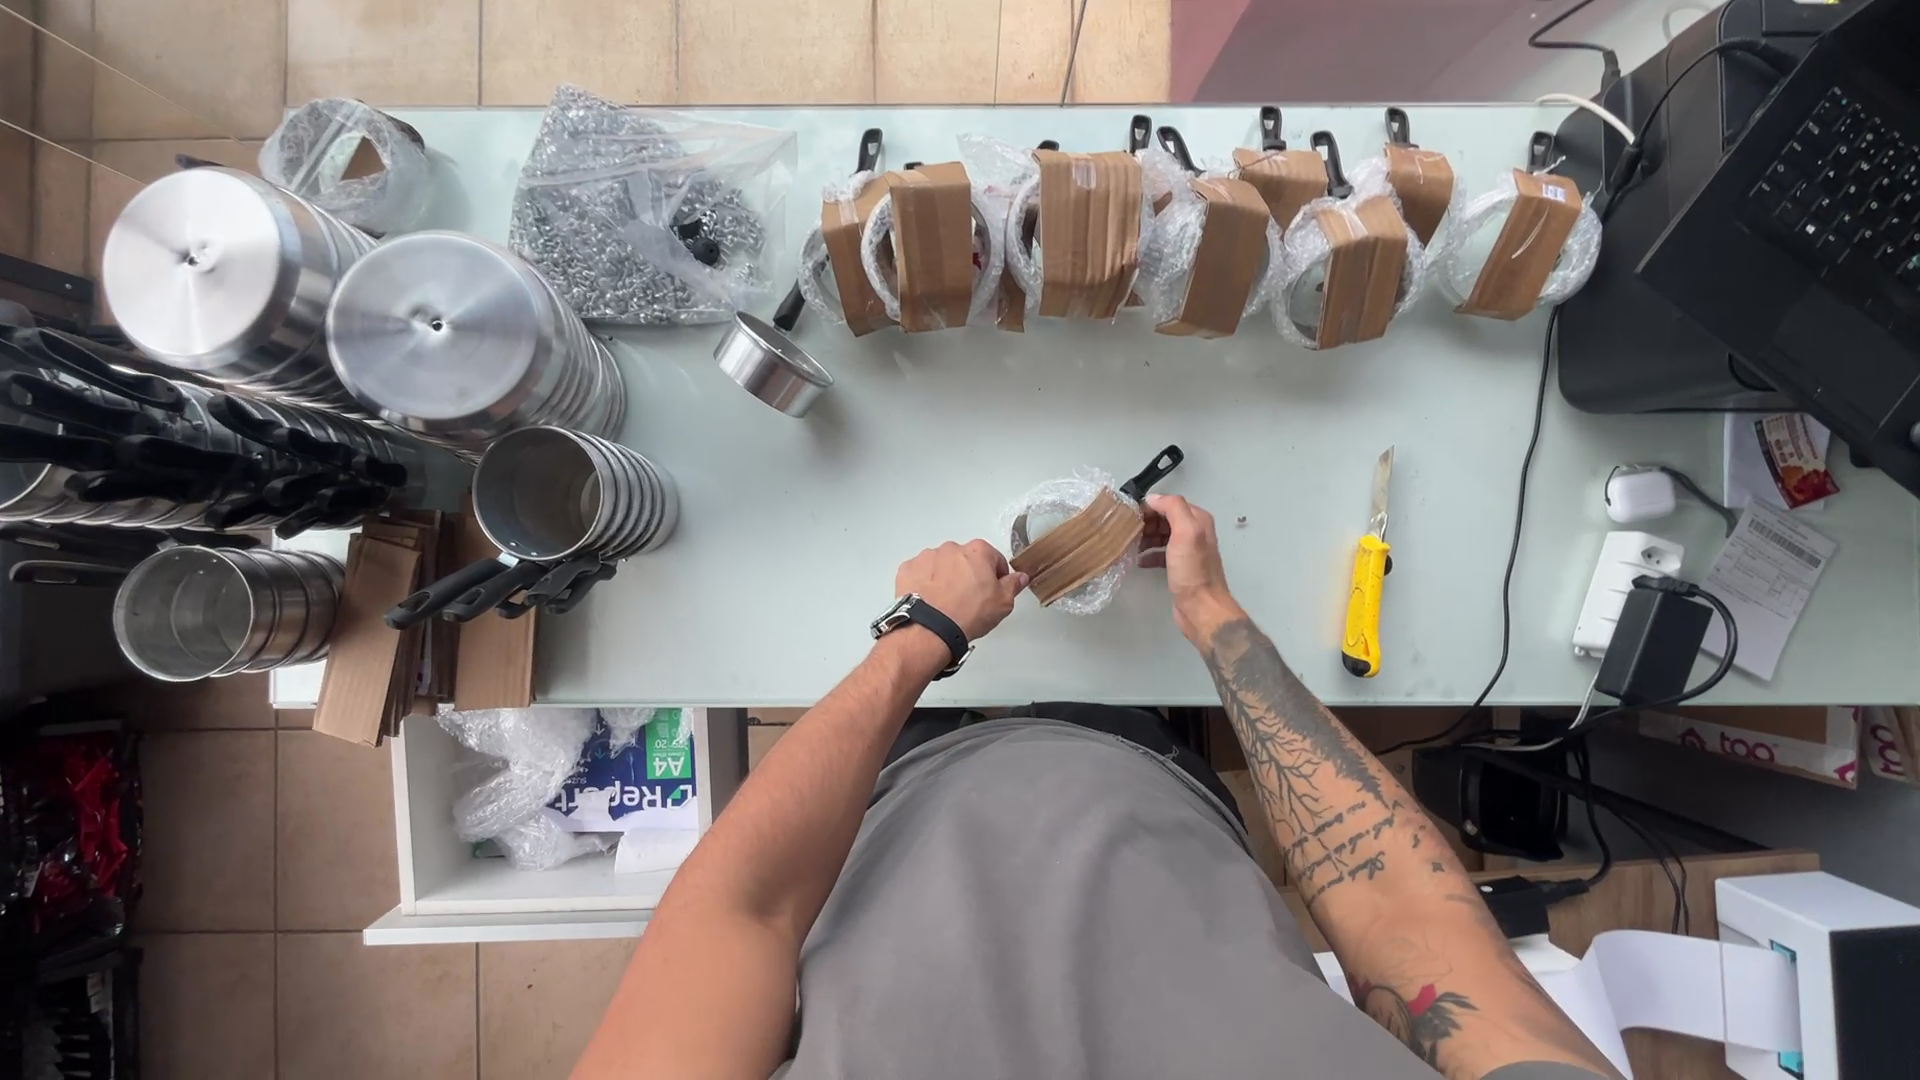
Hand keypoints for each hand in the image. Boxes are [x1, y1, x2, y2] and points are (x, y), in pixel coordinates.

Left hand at [895, 540, 1027, 641]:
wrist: (930, 629)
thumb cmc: (966, 614)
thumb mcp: (1002, 603)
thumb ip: (1013, 585)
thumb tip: (1019, 577)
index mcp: (978, 551)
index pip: (994, 558)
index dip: (997, 575)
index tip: (994, 589)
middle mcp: (952, 548)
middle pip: (966, 559)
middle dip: (969, 574)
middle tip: (969, 599)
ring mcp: (928, 557)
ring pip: (942, 565)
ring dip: (946, 577)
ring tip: (947, 602)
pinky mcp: (909, 569)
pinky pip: (921, 573)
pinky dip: (926, 583)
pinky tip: (931, 600)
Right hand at [1142, 495, 1243, 642]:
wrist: (1201, 607)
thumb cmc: (1193, 571)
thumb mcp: (1186, 533)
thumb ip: (1173, 508)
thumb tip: (1154, 498)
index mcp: (1198, 520)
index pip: (1169, 503)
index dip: (1150, 508)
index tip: (1131, 516)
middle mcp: (1195, 532)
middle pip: (1165, 518)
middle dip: (1146, 523)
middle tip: (1128, 531)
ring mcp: (1188, 551)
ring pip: (1162, 535)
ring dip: (1145, 537)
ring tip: (1130, 544)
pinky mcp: (1180, 567)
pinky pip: (1161, 553)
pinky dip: (1149, 554)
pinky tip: (1139, 560)